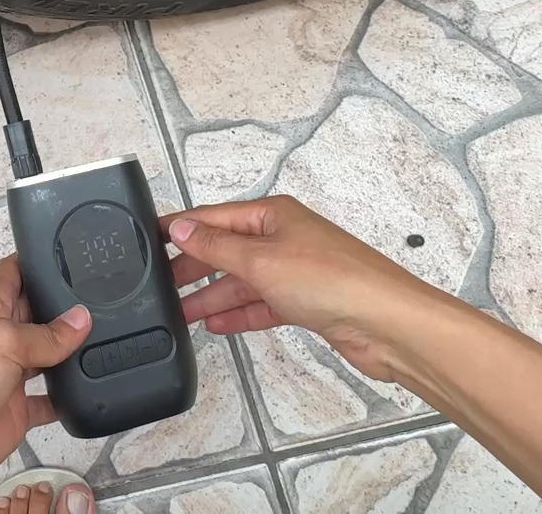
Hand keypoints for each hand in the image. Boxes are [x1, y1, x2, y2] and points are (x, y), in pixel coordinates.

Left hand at [0, 257, 90, 509]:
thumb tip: (82, 318)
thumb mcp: (1, 341)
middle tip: (107, 297)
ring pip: (47, 356)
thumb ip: (45, 334)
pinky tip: (94, 390)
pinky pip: (48, 402)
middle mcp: (0, 336)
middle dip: (65, 307)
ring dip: (71, 351)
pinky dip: (68, 398)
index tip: (73, 250)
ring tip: (111, 339)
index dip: (38, 259)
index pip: (15, 271)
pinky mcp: (15, 413)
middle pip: (37, 312)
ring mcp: (8, 376)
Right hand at [165, 197, 455, 383]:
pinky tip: (217, 324)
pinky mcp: (307, 302)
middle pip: (227, 249)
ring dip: (214, 295)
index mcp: (272, 214)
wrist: (389, 326)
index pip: (214, 217)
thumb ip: (215, 247)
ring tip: (182, 311)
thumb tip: (180, 227)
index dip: (182, 228)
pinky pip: (262, 304)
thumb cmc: (334, 280)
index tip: (152, 238)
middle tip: (162, 283)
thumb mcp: (260, 260)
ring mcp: (295, 270)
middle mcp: (283, 237)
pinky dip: (240, 313)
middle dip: (195, 266)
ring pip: (242, 280)